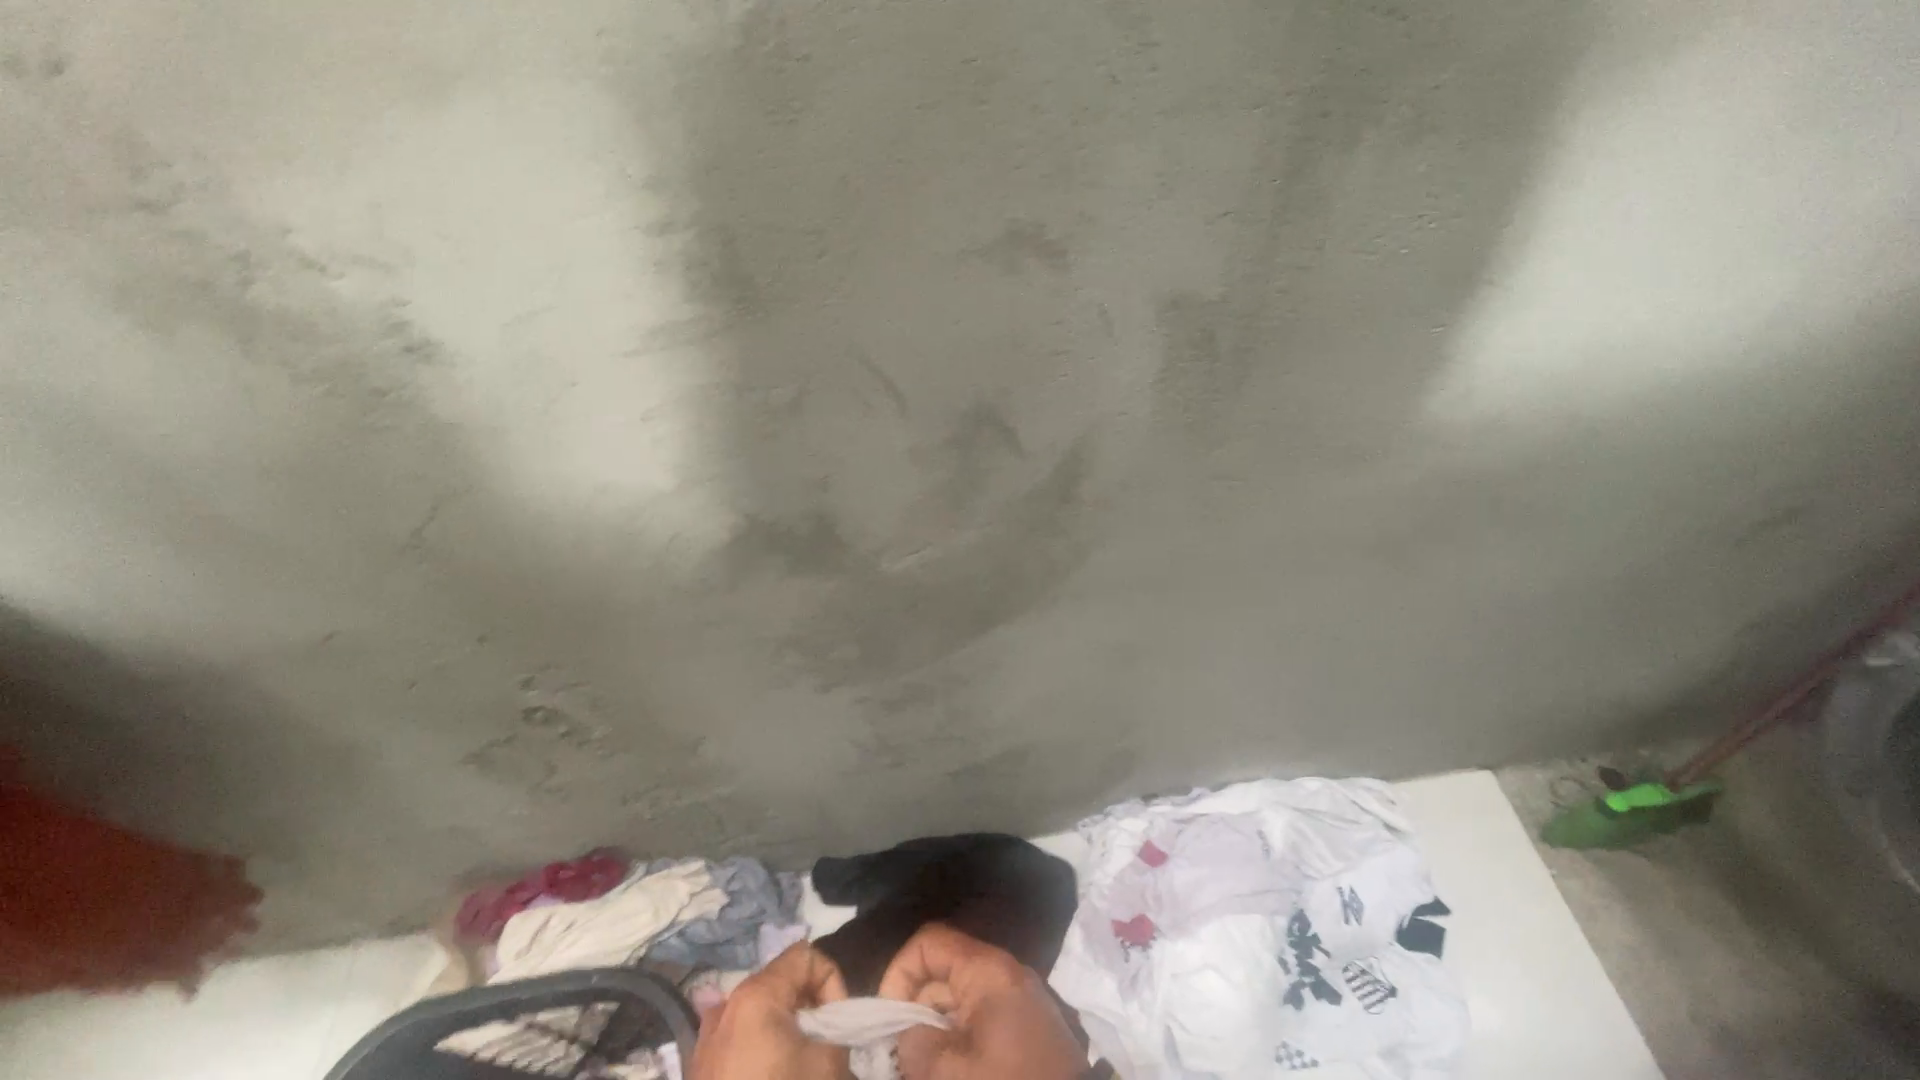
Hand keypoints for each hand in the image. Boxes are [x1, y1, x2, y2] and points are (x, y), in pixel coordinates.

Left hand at [691, 942, 850, 1079]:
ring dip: (788, 1029)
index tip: (839, 1021)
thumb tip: (830, 1030)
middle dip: (811, 1007)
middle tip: (826, 1044)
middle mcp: (726, 1006)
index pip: (806, 955)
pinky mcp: (701, 1067)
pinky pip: (741, 1038)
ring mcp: (708, 1037)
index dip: (832, 982)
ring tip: (801, 1064)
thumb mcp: (829, 1064)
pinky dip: (763, 1047)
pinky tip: (773, 1076)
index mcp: (756, 994)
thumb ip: (839, 1030)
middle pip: (781, 982)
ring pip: (761, 1012)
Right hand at [878, 924, 1083, 1079]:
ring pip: (958, 998)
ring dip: (933, 1028)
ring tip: (920, 1065)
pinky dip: (957, 1038)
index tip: (889, 1017)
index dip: (899, 972)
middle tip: (899, 1053)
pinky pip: (979, 1018)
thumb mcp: (952, 1072)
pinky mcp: (1025, 1026)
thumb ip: (916, 1045)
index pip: (929, 942)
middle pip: (942, 972)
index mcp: (987, 970)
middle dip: (913, 1008)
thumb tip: (907, 1035)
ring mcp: (1017, 999)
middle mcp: (1003, 973)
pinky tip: (949, 1068)